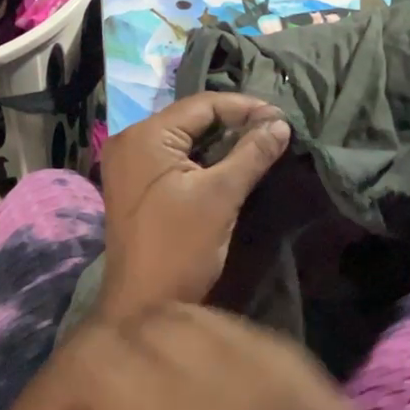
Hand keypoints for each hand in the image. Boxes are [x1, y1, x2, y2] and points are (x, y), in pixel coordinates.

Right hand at [55, 306, 409, 409]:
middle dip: (84, 371)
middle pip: (100, 354)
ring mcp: (235, 369)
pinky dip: (179, 328)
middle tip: (94, 395)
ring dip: (132, 341)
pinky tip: (182, 350)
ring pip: (150, 322)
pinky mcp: (272, 350)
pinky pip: (203, 317)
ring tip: (136, 365)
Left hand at [98, 93, 290, 320]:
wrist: (142, 305)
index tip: (282, 117)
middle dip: (233, 121)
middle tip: (274, 128)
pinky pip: (171, 157)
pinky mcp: (133, 184)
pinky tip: (230, 162)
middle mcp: (129, 140)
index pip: (201, 105)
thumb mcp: (220, 196)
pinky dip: (201, 157)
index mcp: (144, 135)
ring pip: (181, 138)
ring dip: (219, 140)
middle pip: (189, 118)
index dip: (244, 107)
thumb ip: (251, 154)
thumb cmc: (179, 247)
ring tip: (259, 142)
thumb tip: (281, 124)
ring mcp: (127, 163)